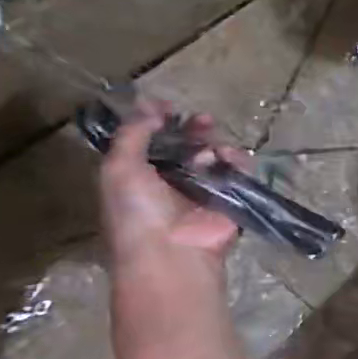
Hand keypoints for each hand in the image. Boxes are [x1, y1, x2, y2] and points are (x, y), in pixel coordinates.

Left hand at [100, 102, 243, 270]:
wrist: (172, 253)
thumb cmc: (137, 211)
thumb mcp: (119, 167)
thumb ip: (133, 134)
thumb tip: (150, 106)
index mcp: (138, 175)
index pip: (152, 140)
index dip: (159, 121)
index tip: (168, 106)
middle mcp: (171, 181)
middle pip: (187, 144)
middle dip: (194, 129)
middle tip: (202, 120)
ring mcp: (202, 190)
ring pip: (214, 154)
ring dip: (215, 144)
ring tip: (212, 151)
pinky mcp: (229, 198)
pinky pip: (238, 171)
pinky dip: (236, 160)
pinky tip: (229, 160)